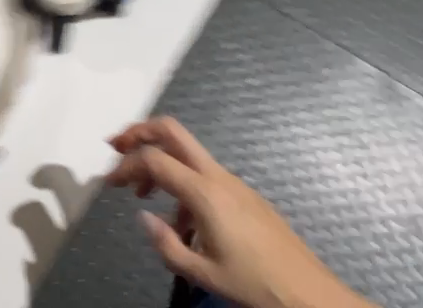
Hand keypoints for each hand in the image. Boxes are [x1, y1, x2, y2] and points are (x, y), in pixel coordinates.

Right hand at [106, 117, 373, 307]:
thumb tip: (142, 217)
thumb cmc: (257, 285)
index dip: (126, 166)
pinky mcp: (244, 195)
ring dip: (160, 161)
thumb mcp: (204, 275)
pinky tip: (181, 221)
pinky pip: (204, 174)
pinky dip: (182, 182)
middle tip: (116, 147)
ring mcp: (234, 182)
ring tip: (144, 197)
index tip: (109, 183)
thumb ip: (167, 245)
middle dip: (139, 132)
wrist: (313, 295)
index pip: (154, 160)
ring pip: (187, 153)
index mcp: (204, 193)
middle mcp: (217, 177)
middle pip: (172, 131)